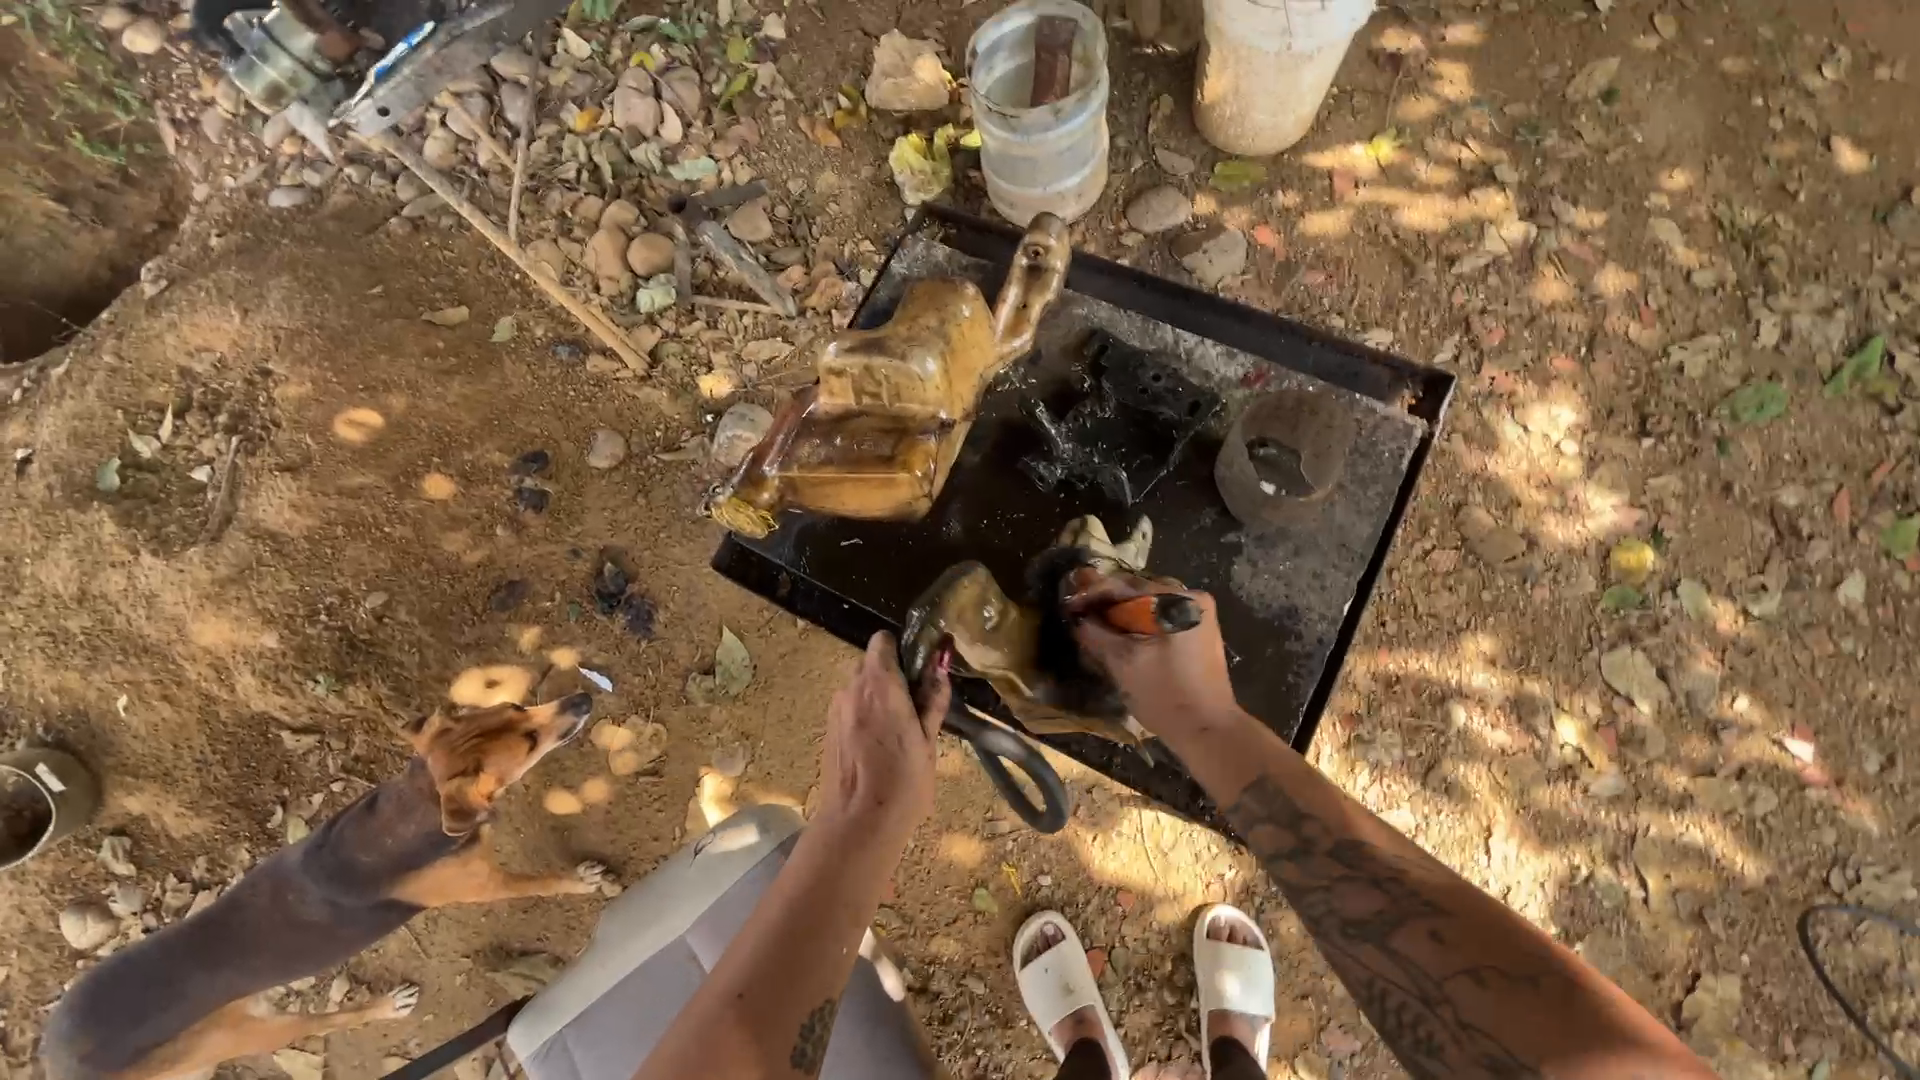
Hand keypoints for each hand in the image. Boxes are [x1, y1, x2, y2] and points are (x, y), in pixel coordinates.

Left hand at [815, 632, 951, 848]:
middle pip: (871, 663)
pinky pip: (850, 707)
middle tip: (914, 707)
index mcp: (879, 683)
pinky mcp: (828, 729)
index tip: (919, 674)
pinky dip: (865, 714)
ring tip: (898, 732)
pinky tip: (879, 746)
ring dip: (878, 697)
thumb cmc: (902, 782)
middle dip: (892, 676)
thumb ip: (933, 697)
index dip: (903, 651)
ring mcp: (836, 708)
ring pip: (859, 686)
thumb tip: (941, 663)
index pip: (884, 640)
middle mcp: (851, 688)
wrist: (857, 824)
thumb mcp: (929, 739)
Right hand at [1068, 574, 1241, 739]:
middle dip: (1106, 603)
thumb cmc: (1165, 696)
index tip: (1068, 604)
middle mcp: (1192, 598)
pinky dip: (1138, 623)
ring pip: (1147, 604)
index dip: (1091, 593)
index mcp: (1178, 600)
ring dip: (1121, 613)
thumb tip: (1076, 617)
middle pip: (1137, 591)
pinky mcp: (1197, 631)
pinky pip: (1160, 616)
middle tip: (1077, 613)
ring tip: (1094, 624)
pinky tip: (1119, 634)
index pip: (1124, 586)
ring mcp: (1198, 613)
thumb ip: (1096, 634)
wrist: (1206, 730)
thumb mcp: (1123, 663)